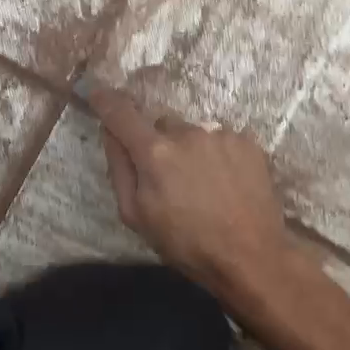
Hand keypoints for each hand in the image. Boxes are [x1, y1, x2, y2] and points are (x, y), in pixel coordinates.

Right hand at [85, 84, 294, 294]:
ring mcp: (220, 135)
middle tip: (169, 179)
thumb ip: (119, 168)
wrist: (252, 257)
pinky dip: (217, 156)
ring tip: (204, 186)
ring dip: (190, 151)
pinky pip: (220, 140)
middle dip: (159, 144)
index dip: (105, 100)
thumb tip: (110, 134)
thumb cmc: (186, 243)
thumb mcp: (135, 215)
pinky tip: (226, 183)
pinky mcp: (247, 142)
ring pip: (192, 133)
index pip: (121, 114)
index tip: (96, 92)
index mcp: (154, 153)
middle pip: (161, 125)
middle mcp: (186, 133)